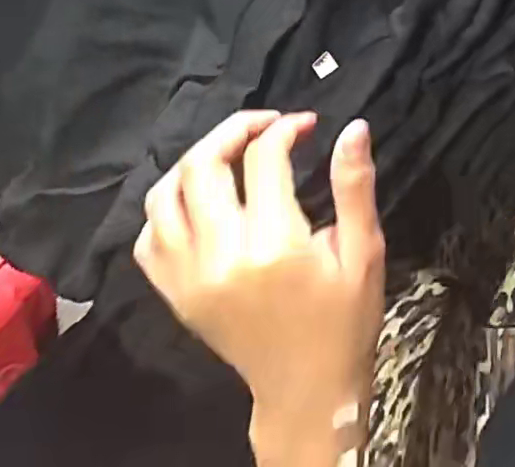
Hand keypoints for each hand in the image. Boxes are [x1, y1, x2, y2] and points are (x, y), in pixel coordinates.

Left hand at [135, 111, 384, 463]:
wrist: (307, 390)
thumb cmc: (346, 316)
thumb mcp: (364, 248)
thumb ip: (354, 185)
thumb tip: (353, 127)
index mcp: (272, 244)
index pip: (263, 159)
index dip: (287, 128)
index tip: (310, 123)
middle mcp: (219, 257)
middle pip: (202, 166)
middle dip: (236, 128)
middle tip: (270, 122)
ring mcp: (187, 278)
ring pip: (165, 196)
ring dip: (199, 160)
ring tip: (235, 150)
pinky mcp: (174, 295)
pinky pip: (150, 237)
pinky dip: (170, 204)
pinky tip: (204, 197)